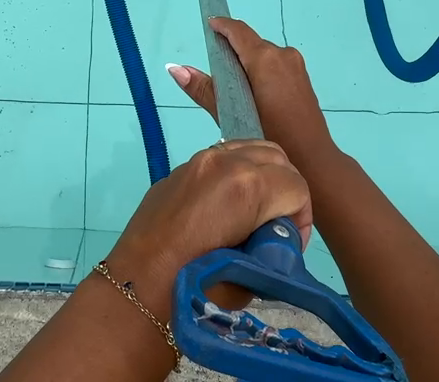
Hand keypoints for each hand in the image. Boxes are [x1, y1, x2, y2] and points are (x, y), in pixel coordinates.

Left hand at [104, 139, 311, 301]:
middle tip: (277, 228)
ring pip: (249, 148)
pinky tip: (228, 207)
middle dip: (286, 190)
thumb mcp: (251, 276)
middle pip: (277, 157)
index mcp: (245, 185)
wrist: (136, 288)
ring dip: (262, 175)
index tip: (290, 246)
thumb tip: (277, 237)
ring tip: (254, 214)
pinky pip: (222, 156)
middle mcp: (223, 161)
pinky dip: (236, 172)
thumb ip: (273, 246)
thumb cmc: (197, 289)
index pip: (297, 186)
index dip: (302, 219)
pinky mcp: (181, 167)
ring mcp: (198, 158)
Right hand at [168, 17, 336, 168]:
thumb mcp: (231, 113)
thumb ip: (203, 89)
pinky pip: (275, 65)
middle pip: (250, 43)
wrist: (314, 162)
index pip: (238, 31)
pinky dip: (260, 71)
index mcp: (265, 59)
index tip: (207, 26)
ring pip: (263, 55)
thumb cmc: (270, 136)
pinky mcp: (302, 77)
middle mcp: (282, 54)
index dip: (221, 26)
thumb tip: (175, 68)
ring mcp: (295, 65)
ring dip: (246, 63)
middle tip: (213, 70)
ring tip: (231, 88)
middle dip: (231, 50)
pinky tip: (252, 95)